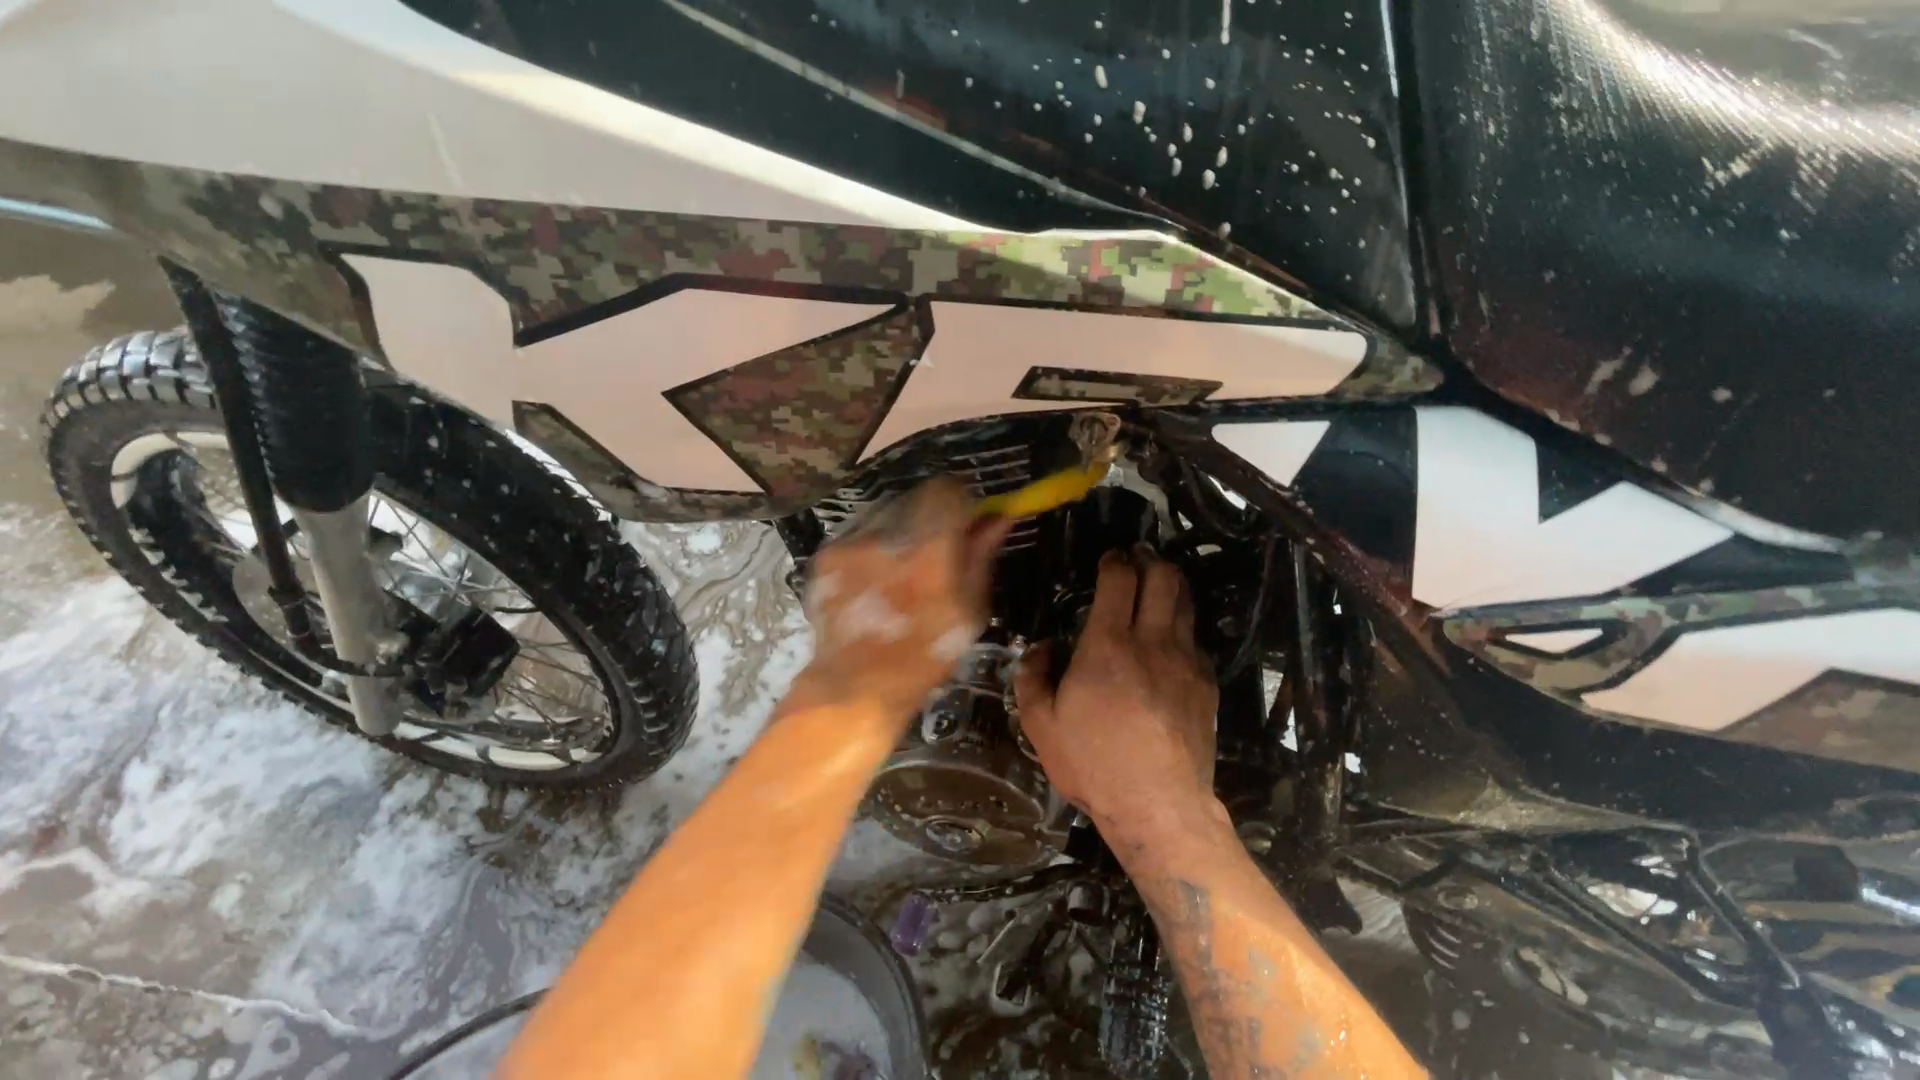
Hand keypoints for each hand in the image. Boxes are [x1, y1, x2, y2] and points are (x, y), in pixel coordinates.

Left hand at [800, 476, 1011, 718]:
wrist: (854, 685)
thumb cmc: (923, 657)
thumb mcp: (968, 612)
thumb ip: (981, 557)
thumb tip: (999, 517)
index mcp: (930, 552)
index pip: (948, 492)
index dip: (961, 501)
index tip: (966, 518)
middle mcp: (889, 537)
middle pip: (918, 498)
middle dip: (931, 516)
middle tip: (935, 547)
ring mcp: (853, 543)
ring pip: (888, 513)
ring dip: (901, 530)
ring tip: (900, 567)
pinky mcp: (828, 552)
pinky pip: (861, 532)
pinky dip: (873, 546)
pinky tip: (874, 577)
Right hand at [1014, 550, 1222, 850]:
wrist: (1159, 806)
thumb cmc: (1094, 764)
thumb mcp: (1041, 725)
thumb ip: (1033, 677)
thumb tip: (1042, 647)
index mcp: (1107, 646)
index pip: (1119, 579)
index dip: (1115, 560)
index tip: (1109, 558)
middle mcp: (1152, 642)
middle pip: (1164, 578)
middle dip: (1151, 560)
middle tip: (1138, 559)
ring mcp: (1186, 662)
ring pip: (1186, 604)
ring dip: (1172, 586)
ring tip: (1158, 585)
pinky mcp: (1207, 684)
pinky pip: (1196, 640)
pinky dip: (1183, 628)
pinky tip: (1171, 640)